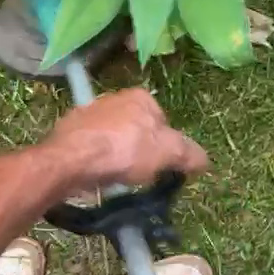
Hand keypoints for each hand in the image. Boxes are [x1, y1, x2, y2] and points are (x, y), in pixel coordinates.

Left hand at [41, 88, 208, 191]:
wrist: (72, 159)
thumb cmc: (125, 149)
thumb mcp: (168, 152)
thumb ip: (188, 154)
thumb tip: (204, 160)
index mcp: (141, 97)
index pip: (163, 121)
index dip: (165, 145)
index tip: (161, 165)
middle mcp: (113, 98)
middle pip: (136, 130)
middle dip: (139, 150)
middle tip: (139, 173)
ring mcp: (88, 113)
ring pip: (112, 138)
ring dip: (116, 156)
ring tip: (116, 177)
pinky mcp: (69, 131)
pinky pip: (91, 148)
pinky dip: (95, 161)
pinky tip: (96, 174)